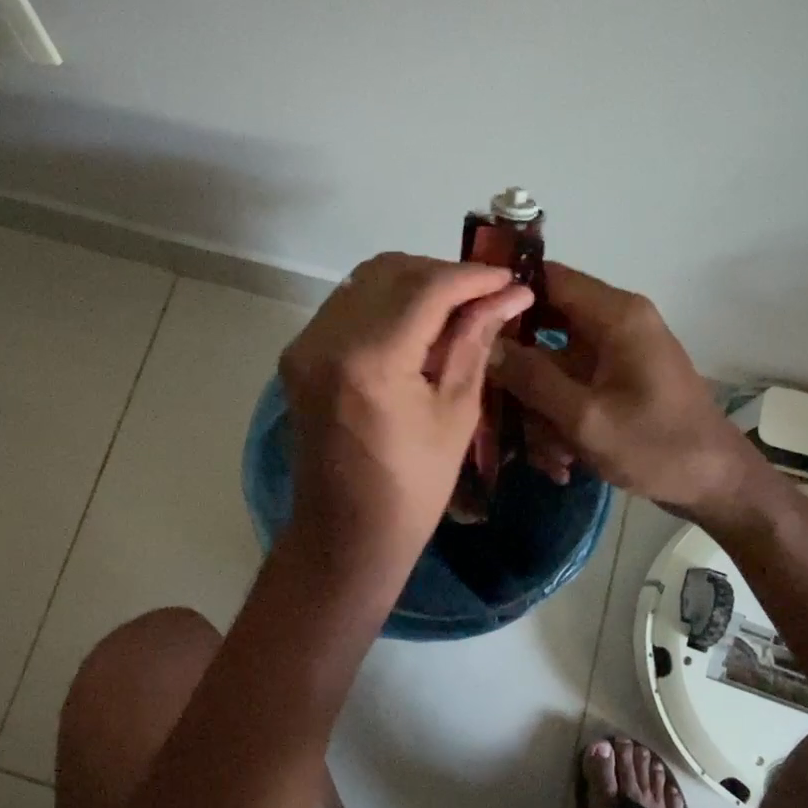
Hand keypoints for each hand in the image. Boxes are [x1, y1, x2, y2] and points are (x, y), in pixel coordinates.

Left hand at [280, 252, 532, 564]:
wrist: (345, 535)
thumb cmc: (413, 489)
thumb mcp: (456, 414)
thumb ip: (475, 342)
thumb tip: (509, 294)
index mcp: (371, 360)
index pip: (427, 289)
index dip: (473, 277)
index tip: (509, 277)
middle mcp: (327, 340)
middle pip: (391, 272)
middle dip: (442, 274)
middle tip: (483, 295)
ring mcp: (305, 346)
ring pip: (364, 282)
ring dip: (412, 284)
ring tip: (453, 310)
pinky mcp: (298, 356)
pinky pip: (345, 307)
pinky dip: (383, 304)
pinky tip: (414, 327)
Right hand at [489, 262, 762, 518]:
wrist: (715, 485)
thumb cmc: (656, 447)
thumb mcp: (585, 418)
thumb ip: (531, 378)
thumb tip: (483, 344)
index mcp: (616, 315)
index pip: (547, 277)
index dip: (503, 293)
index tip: (465, 324)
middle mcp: (615, 322)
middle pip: (543, 324)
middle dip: (518, 370)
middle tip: (495, 405)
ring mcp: (615, 353)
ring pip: (551, 363)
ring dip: (539, 407)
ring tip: (545, 453)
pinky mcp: (615, 380)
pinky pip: (570, 386)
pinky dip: (558, 418)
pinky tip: (560, 460)